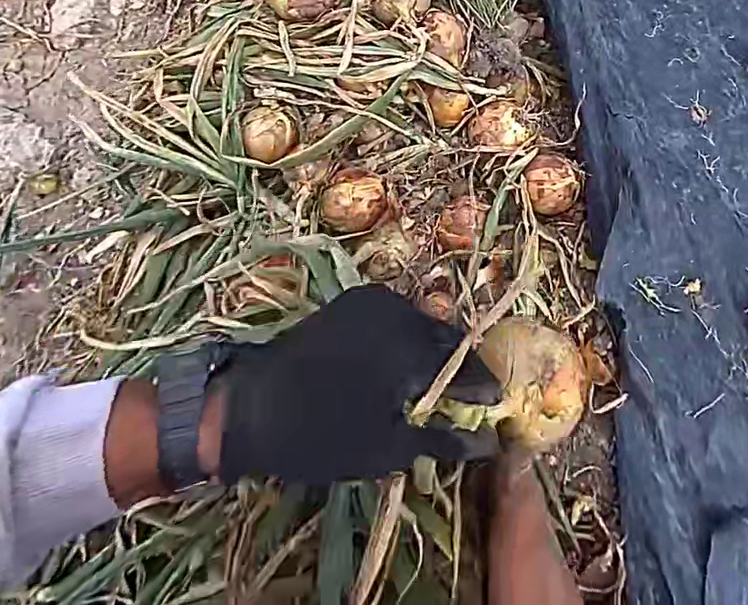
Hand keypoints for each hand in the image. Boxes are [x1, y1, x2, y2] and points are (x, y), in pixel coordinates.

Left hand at [215, 285, 501, 484]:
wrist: (253, 406)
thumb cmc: (322, 436)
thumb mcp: (386, 448)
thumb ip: (442, 440)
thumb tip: (488, 444)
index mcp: (412, 349)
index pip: (465, 366)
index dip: (482, 386)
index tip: (494, 403)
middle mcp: (401, 313)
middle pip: (447, 337)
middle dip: (460, 364)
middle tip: (466, 393)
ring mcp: (376, 300)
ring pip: (423, 322)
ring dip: (434, 347)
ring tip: (434, 378)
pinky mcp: (356, 298)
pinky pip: (397, 313)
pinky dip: (408, 334)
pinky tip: (401, 359)